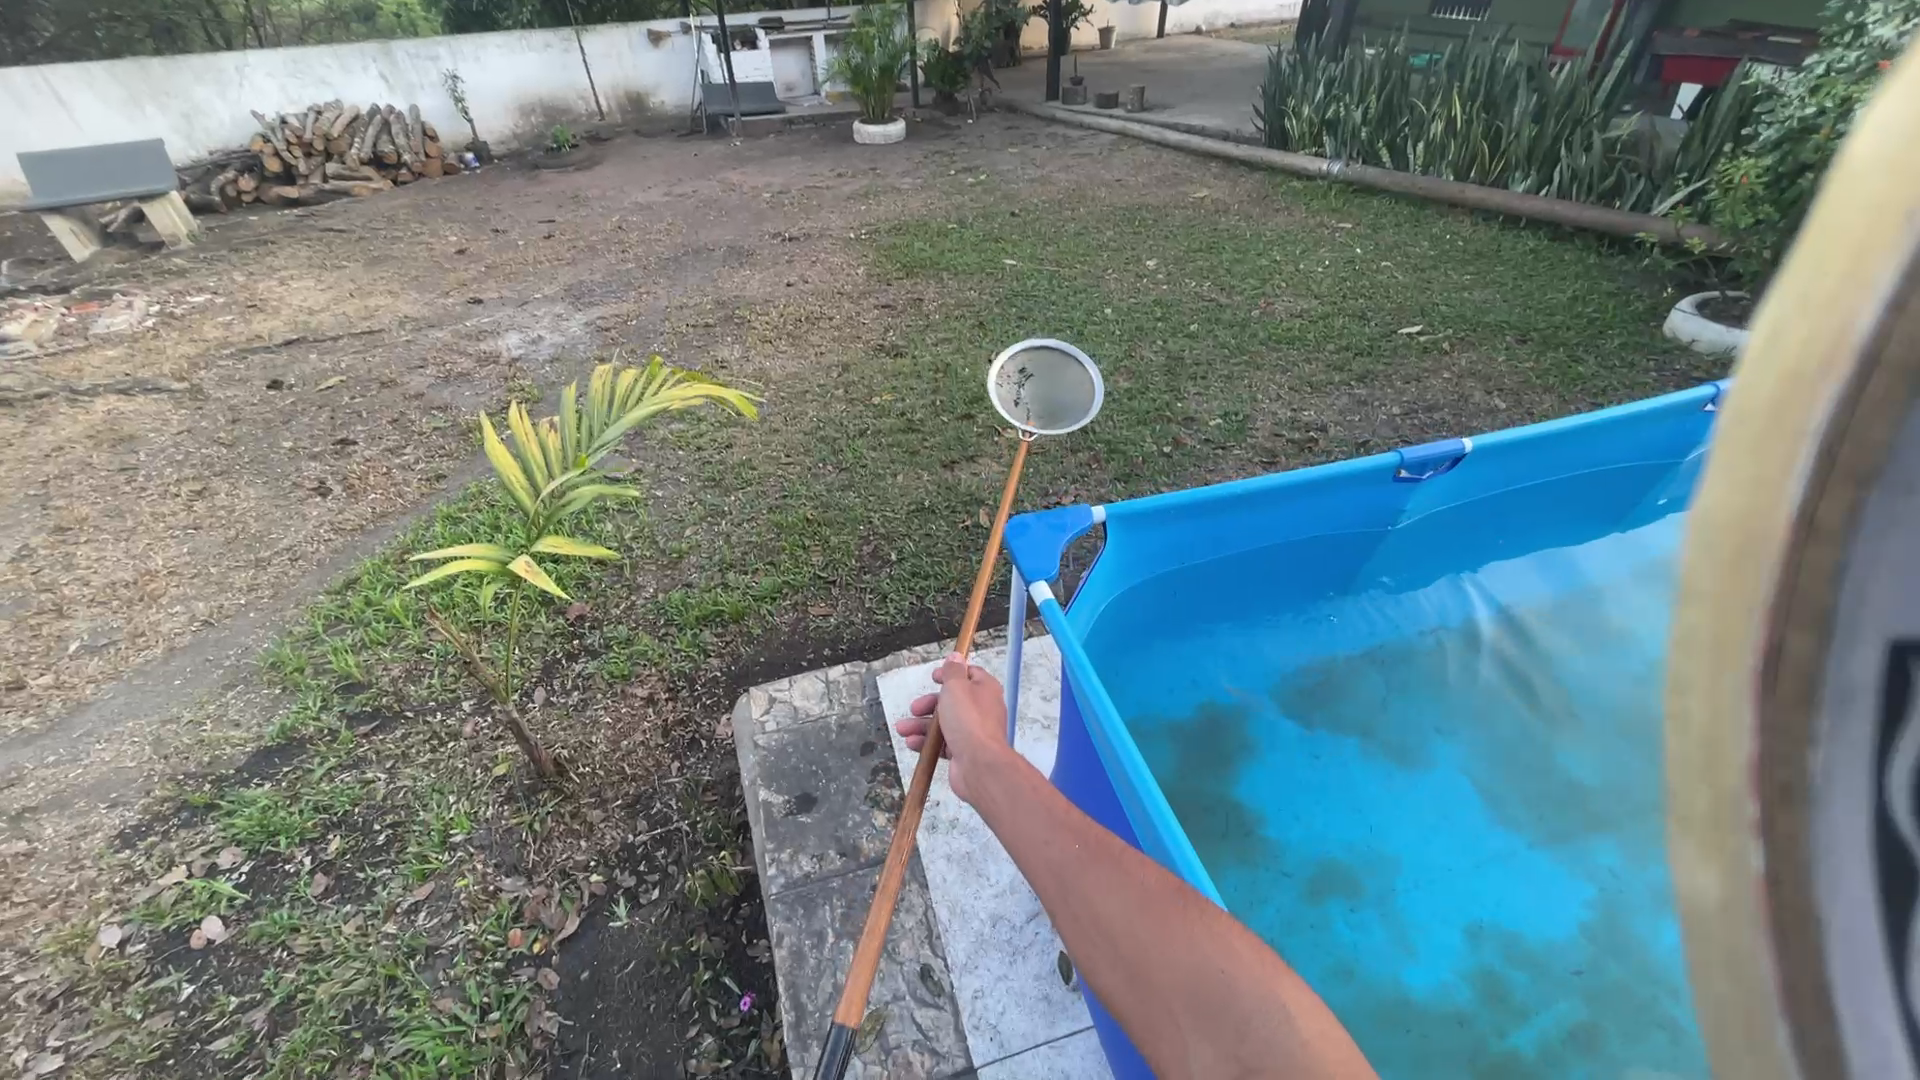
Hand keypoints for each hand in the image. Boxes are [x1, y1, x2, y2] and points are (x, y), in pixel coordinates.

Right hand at [894, 653, 1014, 803]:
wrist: (979, 764)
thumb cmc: (969, 721)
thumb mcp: (956, 687)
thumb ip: (953, 671)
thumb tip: (956, 656)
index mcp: (985, 689)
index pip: (969, 674)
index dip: (950, 673)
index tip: (934, 677)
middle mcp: (981, 709)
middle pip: (952, 701)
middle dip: (929, 704)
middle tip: (915, 708)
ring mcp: (973, 732)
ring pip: (944, 724)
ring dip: (921, 725)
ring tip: (903, 729)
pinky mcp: (964, 751)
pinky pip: (942, 744)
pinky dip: (926, 743)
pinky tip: (912, 743)